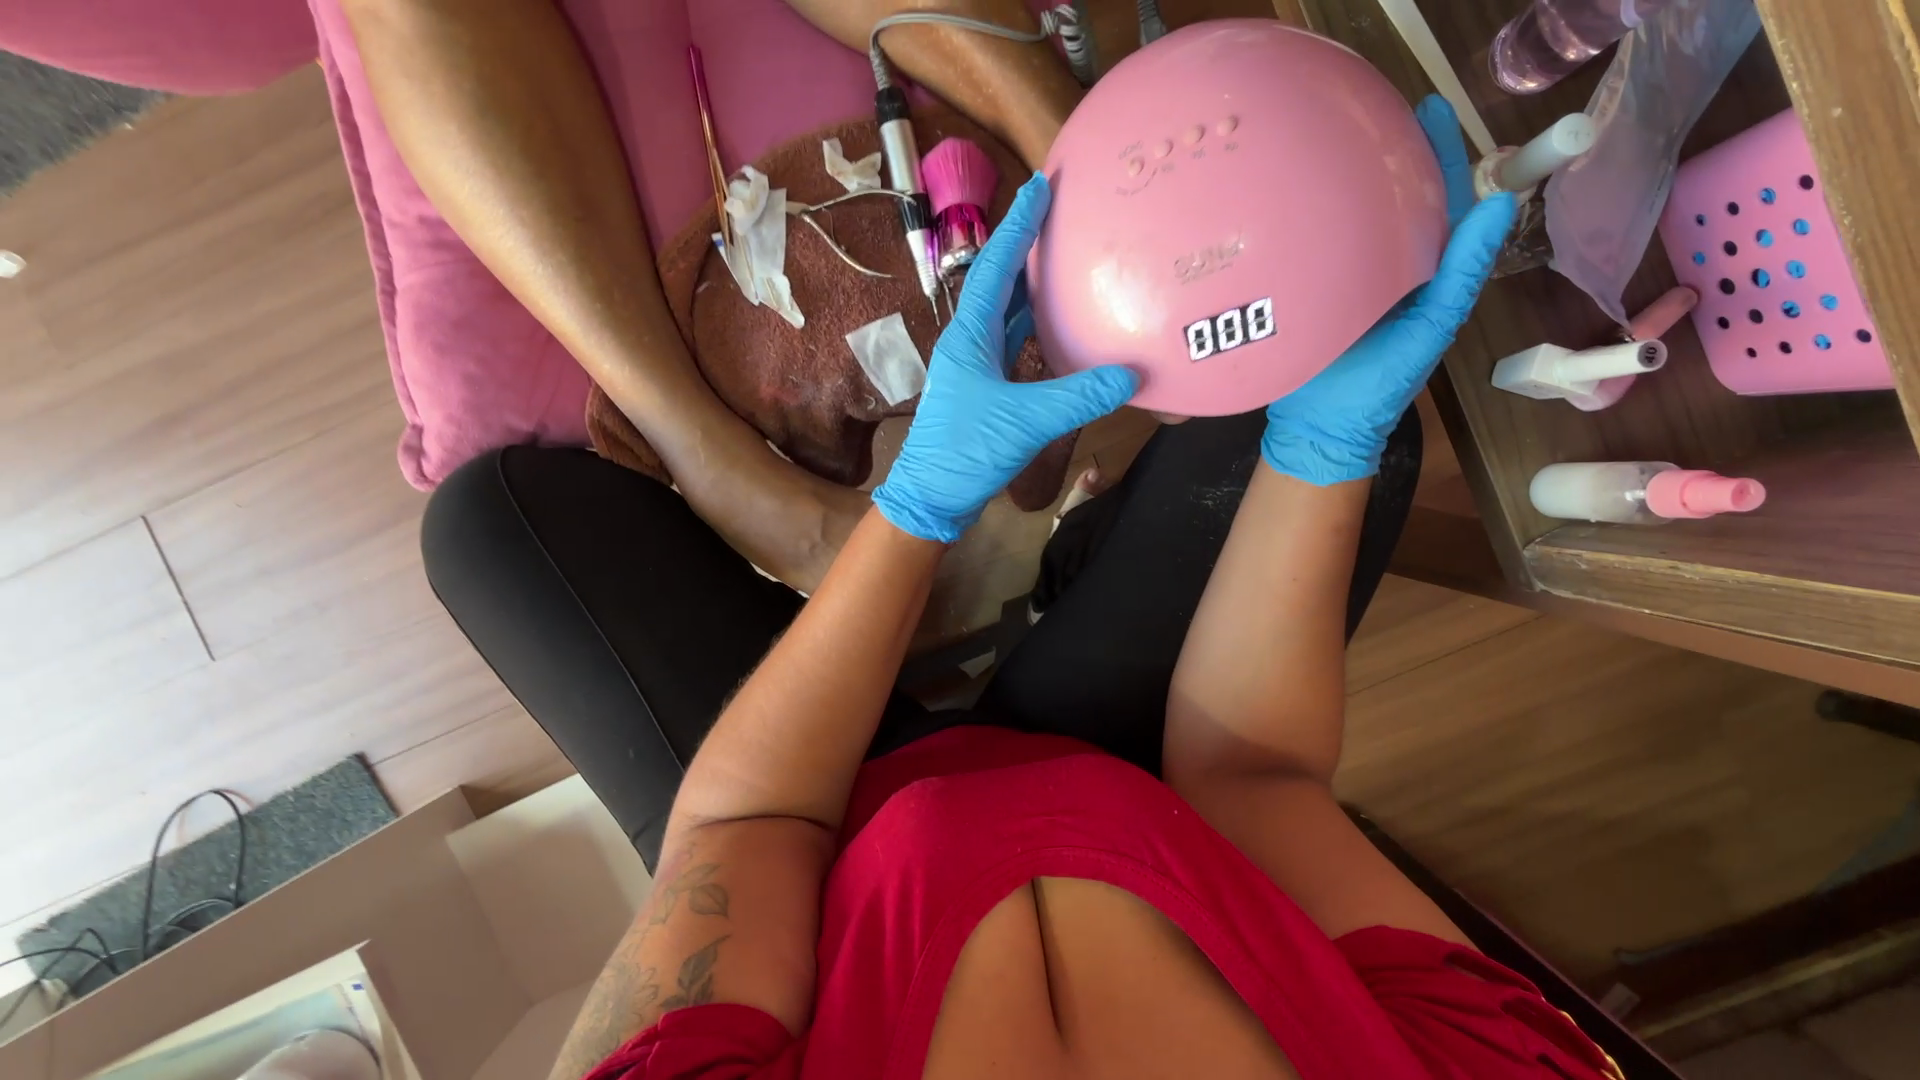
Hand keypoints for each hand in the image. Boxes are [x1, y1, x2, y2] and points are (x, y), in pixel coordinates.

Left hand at [873, 175, 1137, 542]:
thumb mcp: (1025, 421)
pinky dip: (1035, 327)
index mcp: (970, 336)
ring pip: (1006, 313)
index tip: (1040, 185)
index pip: (996, 268)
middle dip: (1026, 246)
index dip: (1018, 226)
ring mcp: (976, 366)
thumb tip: (1131, 375)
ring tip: (1065, 259)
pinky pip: (1013, 343)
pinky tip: (1059, 324)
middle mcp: (970, 342)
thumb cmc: (966, 452)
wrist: (931, 497)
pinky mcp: (986, 389)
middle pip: (1000, 282)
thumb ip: (1078, 397)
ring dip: (1031, 285)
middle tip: (1060, 214)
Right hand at [1261, 96, 1516, 485]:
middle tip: (1370, 117)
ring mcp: (1340, 283)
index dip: (1437, 158)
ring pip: (1349, 226)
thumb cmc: (1378, 385)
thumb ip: (1462, 272)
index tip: (1425, 110)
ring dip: (1345, 188)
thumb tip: (1496, 204)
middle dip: (1388, 162)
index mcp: (1420, 275)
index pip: (1435, 205)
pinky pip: (1312, 251)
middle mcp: (1382, 271)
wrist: (1317, 427)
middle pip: (1391, 207)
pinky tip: (1290, 201)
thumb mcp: (1431, 327)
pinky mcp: (1305, 296)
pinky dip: (1306, 224)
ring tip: (1331, 146)